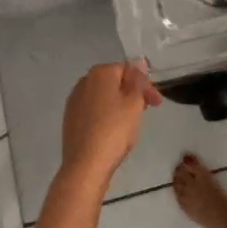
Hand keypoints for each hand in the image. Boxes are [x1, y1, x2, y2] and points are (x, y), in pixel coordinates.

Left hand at [59, 60, 162, 184]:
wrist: (85, 166)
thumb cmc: (114, 130)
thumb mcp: (134, 102)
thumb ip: (138, 80)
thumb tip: (139, 61)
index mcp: (100, 73)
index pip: (129, 70)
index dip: (145, 85)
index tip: (156, 103)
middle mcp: (84, 81)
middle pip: (114, 81)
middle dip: (132, 93)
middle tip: (146, 111)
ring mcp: (74, 101)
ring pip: (104, 96)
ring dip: (119, 104)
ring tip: (131, 122)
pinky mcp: (70, 119)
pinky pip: (93, 110)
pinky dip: (105, 115)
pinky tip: (112, 130)